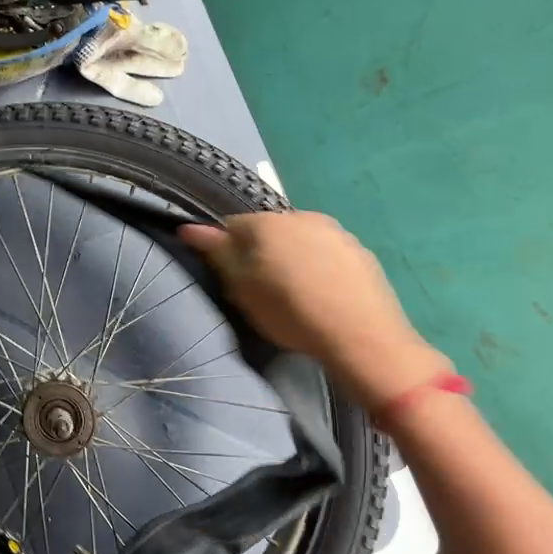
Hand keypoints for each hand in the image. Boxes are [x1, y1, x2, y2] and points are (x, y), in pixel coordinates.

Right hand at [180, 212, 450, 410]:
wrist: (363, 338)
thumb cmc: (290, 312)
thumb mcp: (242, 289)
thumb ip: (216, 253)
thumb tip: (189, 227)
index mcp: (266, 222)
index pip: (230, 226)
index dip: (225, 251)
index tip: (230, 278)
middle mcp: (300, 216)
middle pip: (267, 231)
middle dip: (259, 252)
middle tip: (260, 288)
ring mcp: (335, 231)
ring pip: (299, 240)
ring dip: (291, 257)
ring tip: (295, 294)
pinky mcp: (360, 251)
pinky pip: (326, 253)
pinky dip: (319, 266)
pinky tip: (322, 295)